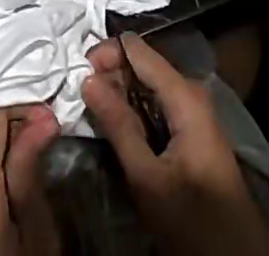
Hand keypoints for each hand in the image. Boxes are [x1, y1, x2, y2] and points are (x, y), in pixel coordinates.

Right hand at [81, 34, 268, 255]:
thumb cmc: (193, 218)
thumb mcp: (148, 177)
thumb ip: (118, 125)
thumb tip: (87, 80)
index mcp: (184, 95)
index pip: (137, 51)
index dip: (105, 53)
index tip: (75, 72)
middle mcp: (189, 92)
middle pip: (142, 66)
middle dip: (108, 75)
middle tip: (76, 95)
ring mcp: (191, 110)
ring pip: (145, 86)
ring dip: (117, 93)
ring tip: (87, 107)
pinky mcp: (188, 129)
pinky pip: (154, 105)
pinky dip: (131, 109)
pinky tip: (111, 123)